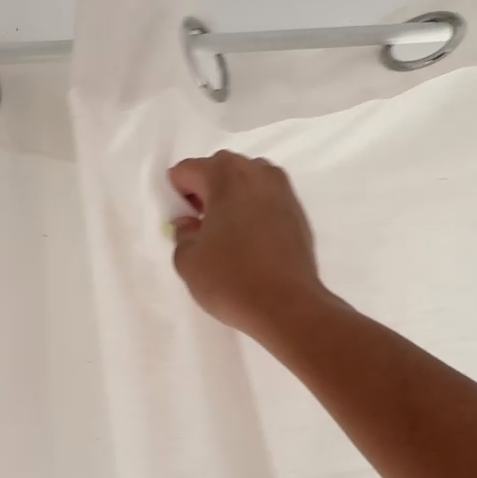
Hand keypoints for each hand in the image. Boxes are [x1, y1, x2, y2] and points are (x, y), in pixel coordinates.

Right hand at [168, 151, 332, 337]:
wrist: (288, 306)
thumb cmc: (232, 279)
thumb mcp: (188, 261)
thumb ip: (181, 233)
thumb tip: (190, 223)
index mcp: (225, 175)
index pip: (187, 171)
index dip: (177, 197)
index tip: (183, 225)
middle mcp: (257, 172)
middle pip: (219, 171)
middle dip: (205, 193)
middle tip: (202, 230)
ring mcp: (283, 190)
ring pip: (246, 184)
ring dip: (232, 201)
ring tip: (228, 237)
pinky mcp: (299, 212)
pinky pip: (266, 202)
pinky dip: (254, 213)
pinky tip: (251, 245)